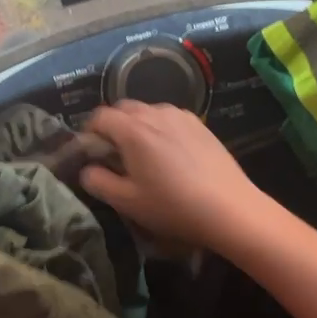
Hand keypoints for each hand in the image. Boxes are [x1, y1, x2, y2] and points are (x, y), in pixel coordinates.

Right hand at [79, 101, 270, 249]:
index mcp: (133, 130)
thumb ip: (98, 181)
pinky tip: (171, 155)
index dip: (89, 132)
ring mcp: (181, 116)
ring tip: (144, 156)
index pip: (100, 116)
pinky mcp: (201, 125)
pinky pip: (170, 118)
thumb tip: (87, 169)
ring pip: (149, 111)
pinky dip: (161, 129)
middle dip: (113, 127)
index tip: (91, 154)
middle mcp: (156, 113)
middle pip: (124, 108)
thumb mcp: (126, 201)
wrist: (229, 208)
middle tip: (115, 156)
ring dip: (138, 127)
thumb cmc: (172, 206)